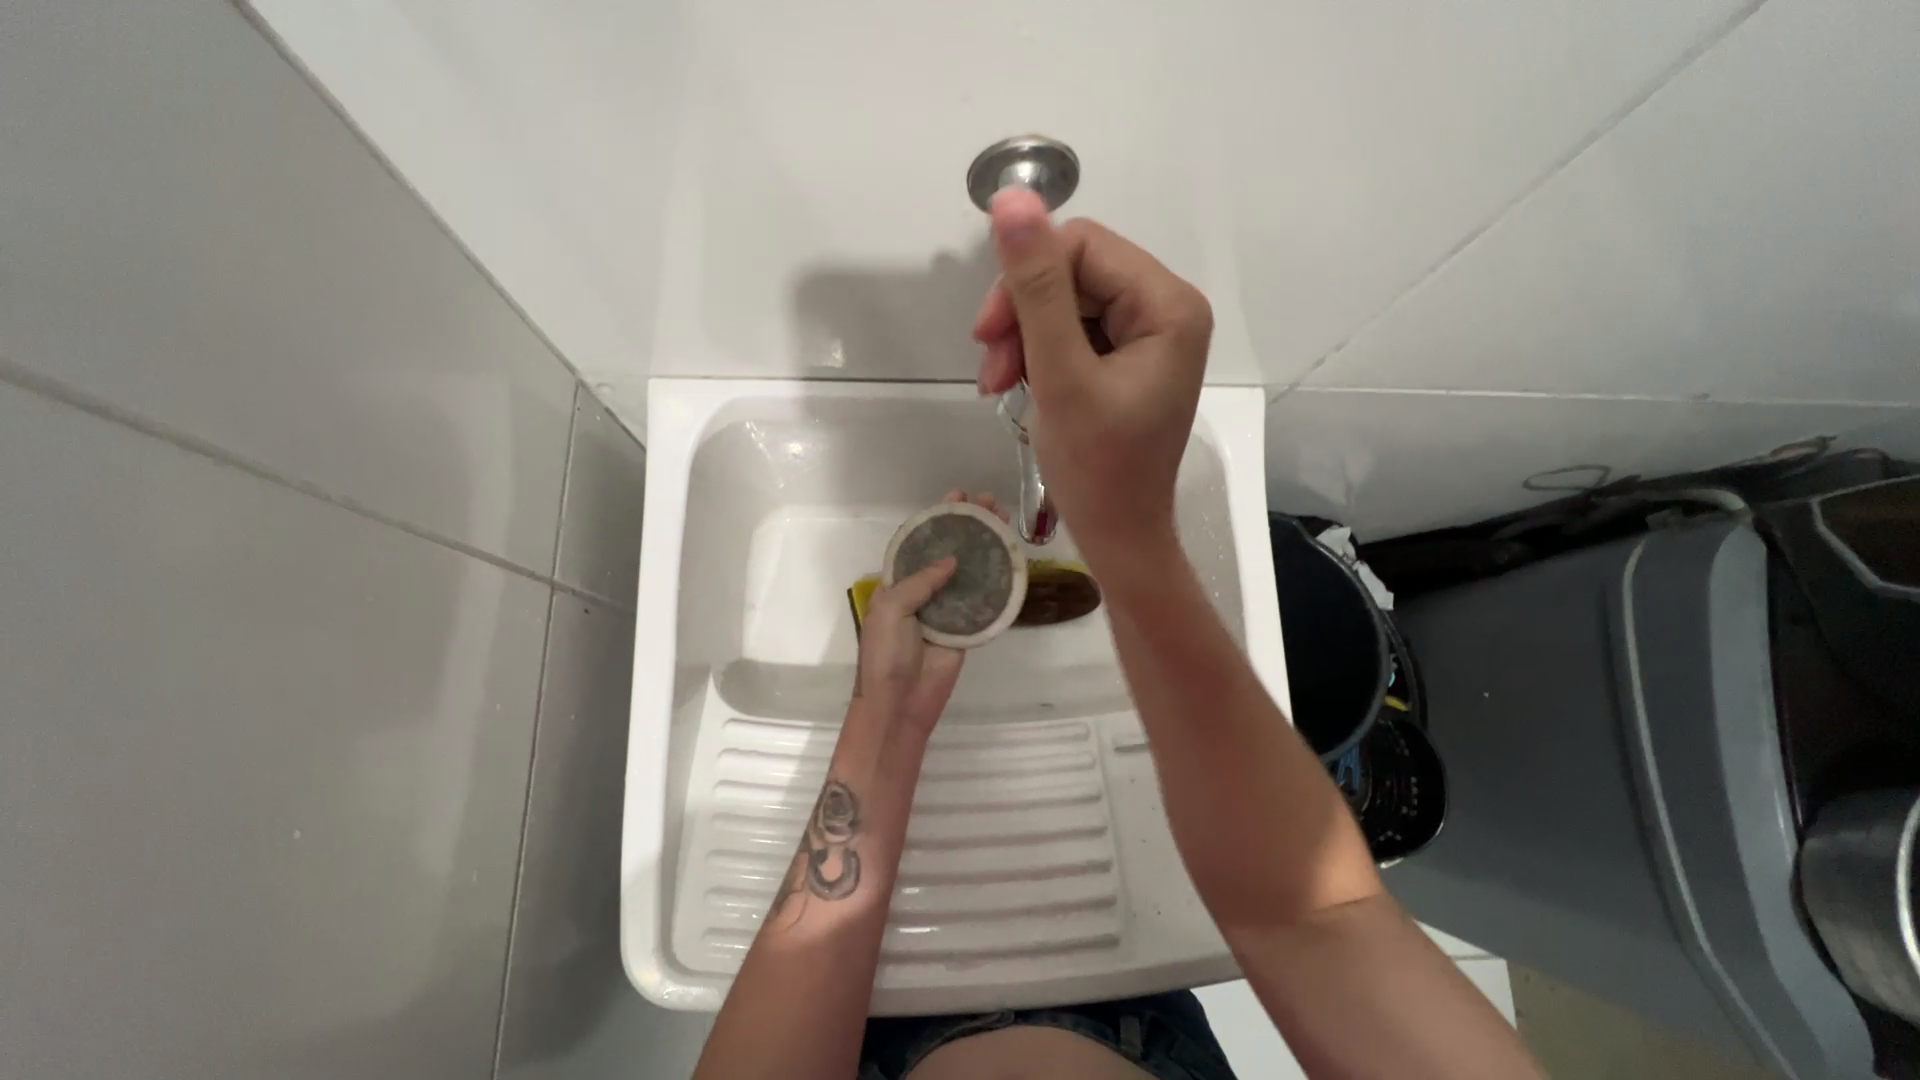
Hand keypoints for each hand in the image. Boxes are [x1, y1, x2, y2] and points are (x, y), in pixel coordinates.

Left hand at [856, 492, 1007, 731]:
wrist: (901, 702)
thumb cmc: (886, 654)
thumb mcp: (891, 609)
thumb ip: (920, 581)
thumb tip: (952, 560)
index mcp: (899, 584)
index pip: (922, 543)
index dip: (939, 519)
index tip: (958, 497)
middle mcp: (925, 592)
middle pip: (952, 552)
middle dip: (969, 527)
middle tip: (990, 502)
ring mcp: (949, 610)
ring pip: (972, 572)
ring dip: (987, 547)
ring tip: (1005, 520)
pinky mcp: (969, 629)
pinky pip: (986, 601)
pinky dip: (999, 581)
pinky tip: (1012, 559)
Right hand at [973, 187, 1212, 562]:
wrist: (1119, 537)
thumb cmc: (1097, 468)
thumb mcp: (1059, 374)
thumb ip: (1034, 288)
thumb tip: (1012, 199)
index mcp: (1169, 305)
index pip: (1082, 246)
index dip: (1025, 278)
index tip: (986, 334)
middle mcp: (1167, 309)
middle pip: (1074, 273)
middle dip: (1023, 316)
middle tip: (991, 369)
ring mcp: (1149, 336)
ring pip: (1066, 303)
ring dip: (1023, 338)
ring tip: (999, 384)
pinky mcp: (1128, 360)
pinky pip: (1074, 332)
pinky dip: (1039, 355)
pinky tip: (1020, 385)